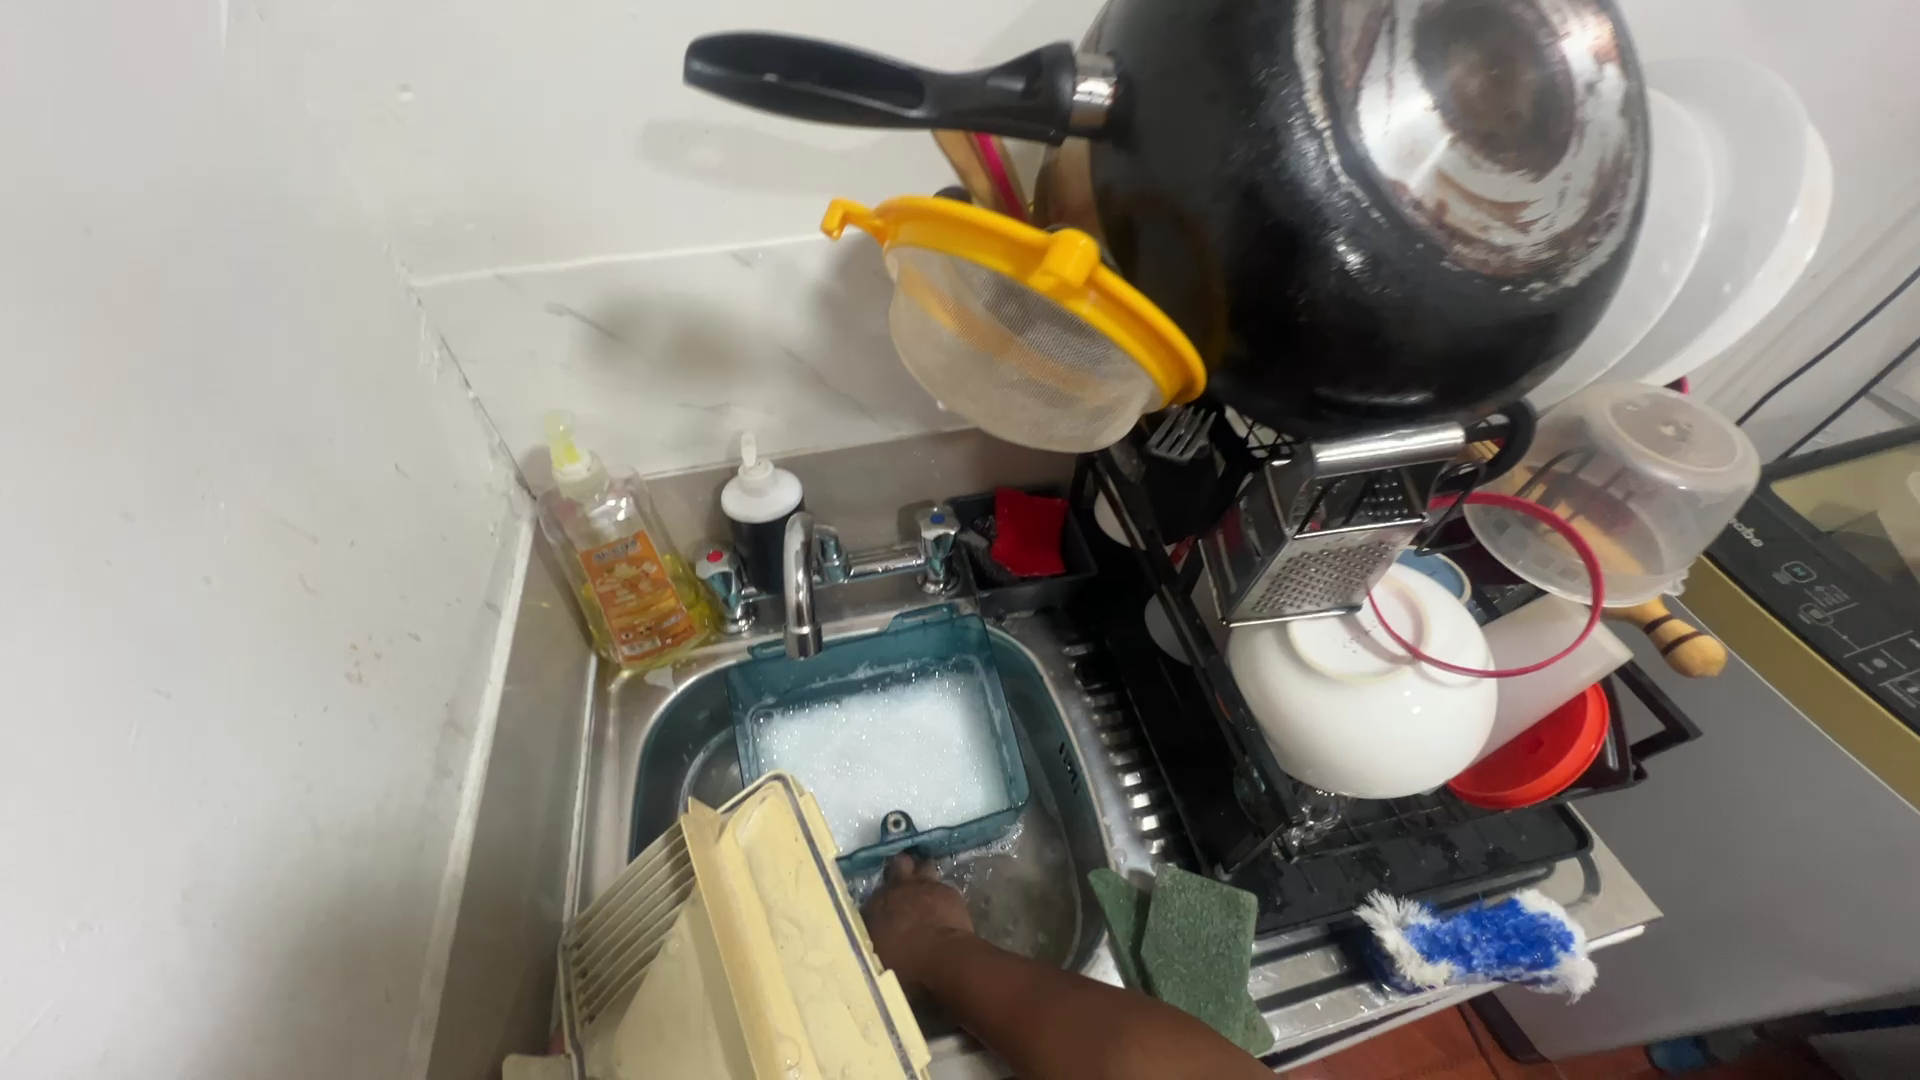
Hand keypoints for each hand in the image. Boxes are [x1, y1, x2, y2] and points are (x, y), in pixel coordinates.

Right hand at [862, 854, 974, 988]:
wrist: (942, 959)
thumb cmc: (906, 969)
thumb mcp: (881, 961)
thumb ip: (878, 944)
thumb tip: (879, 946)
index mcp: (875, 908)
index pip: (872, 898)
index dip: (880, 903)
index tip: (885, 912)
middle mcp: (897, 889)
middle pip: (898, 864)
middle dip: (901, 868)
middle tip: (905, 882)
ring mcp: (924, 886)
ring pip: (923, 865)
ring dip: (924, 873)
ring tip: (926, 887)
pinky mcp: (947, 890)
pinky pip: (943, 886)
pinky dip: (942, 895)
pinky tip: (946, 906)